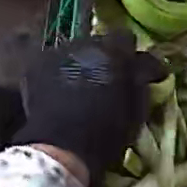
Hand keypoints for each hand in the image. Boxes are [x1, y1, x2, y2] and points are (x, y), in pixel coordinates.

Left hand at [12, 34, 165, 176]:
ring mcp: (58, 52)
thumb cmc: (105, 134)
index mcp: (111, 52)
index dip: (130, 52)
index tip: (134, 67)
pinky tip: (62, 90)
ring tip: (84, 85)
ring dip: (83, 62)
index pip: (125, 37)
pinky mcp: (38, 64)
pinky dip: (62, 72)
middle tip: (109, 77)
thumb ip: (141, 80)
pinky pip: (55, 61)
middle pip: (99, 42)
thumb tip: (148, 65)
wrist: (59, 149)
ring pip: (76, 50)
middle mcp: (83, 44)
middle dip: (106, 57)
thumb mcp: (135, 110)